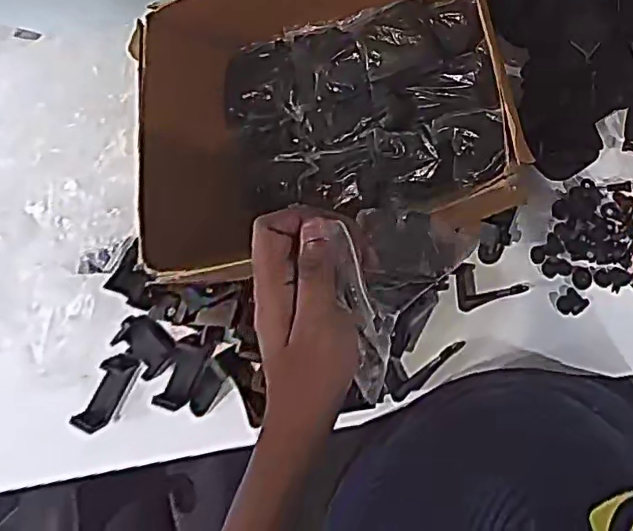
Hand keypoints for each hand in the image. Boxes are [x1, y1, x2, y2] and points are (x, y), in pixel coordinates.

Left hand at [249, 209, 360, 433]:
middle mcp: (275, 286)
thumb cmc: (313, 376)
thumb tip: (315, 227)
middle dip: (328, 230)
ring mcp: (288, 294)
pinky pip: (318, 267)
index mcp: (272, 286)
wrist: (306, 416)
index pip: (269, 226)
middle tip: (356, 248)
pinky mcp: (303, 303)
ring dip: (339, 246)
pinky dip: (341, 263)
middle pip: (291, 231)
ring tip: (363, 263)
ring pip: (307, 247)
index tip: (334, 229)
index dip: (303, 217)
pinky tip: (358, 276)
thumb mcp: (320, 318)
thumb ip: (316, 270)